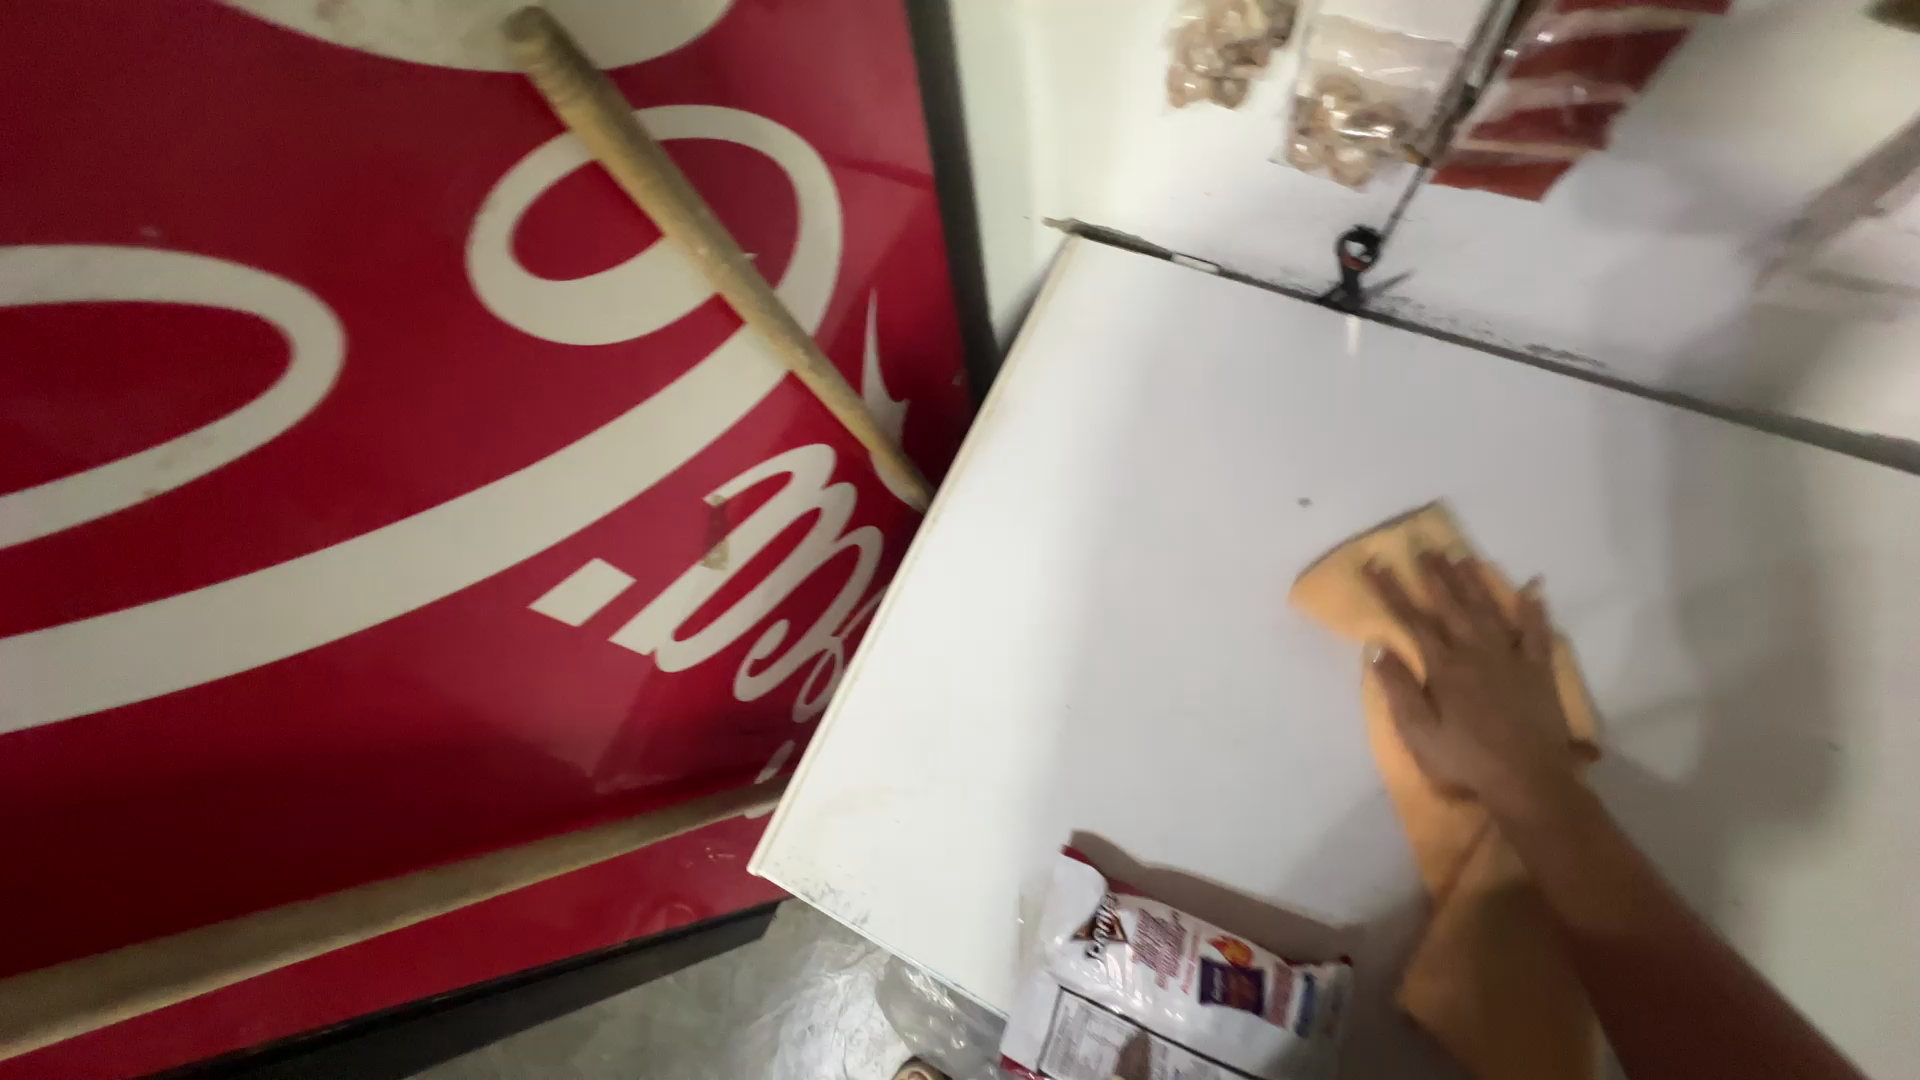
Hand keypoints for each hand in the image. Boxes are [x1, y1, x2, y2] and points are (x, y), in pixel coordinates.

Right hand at [1363, 552, 1577, 818]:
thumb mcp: (1418, 731)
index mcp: (1444, 667)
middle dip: (1433, 575)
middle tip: (1421, 547)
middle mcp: (1477, 653)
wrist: (1532, 785)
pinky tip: (1531, 588)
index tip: (1374, 564)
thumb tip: (1378, 647)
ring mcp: (1511, 660)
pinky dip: (1534, 609)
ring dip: (1473, 582)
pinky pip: (1537, 634)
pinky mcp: (1538, 672)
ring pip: (1489, 610)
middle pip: (1451, 606)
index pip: (1411, 620)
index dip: (1390, 590)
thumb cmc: (1465, 760)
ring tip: (1460, 556)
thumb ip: (1398, 687)